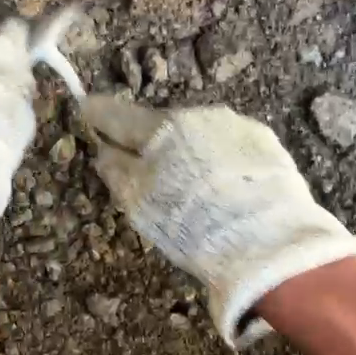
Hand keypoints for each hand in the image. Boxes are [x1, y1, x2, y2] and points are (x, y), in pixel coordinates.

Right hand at [82, 95, 355, 346]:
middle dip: (153, 144)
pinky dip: (222, 164)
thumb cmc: (190, 223)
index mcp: (161, 127)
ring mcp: (236, 126)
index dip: (99, 115)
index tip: (87, 111)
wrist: (268, 242)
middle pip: (162, 127)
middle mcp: (198, 115)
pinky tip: (227, 193)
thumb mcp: (138, 204)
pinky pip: (232, 149)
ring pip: (200, 137)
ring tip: (196, 192)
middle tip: (149, 174)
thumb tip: (105, 150)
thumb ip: (116, 170)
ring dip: (191, 155)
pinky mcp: (267, 145)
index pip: (118, 114)